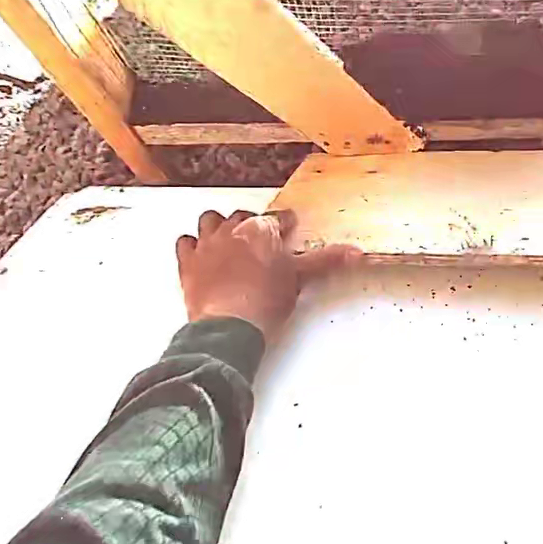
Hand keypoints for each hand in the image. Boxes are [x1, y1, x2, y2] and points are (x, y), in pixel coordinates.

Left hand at [176, 209, 359, 337]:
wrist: (229, 326)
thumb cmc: (266, 300)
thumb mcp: (301, 278)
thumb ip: (327, 262)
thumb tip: (355, 252)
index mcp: (261, 230)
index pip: (278, 218)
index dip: (286, 223)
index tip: (290, 227)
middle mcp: (232, 230)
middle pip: (243, 217)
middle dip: (253, 225)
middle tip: (263, 240)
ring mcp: (207, 245)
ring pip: (210, 221)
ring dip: (220, 226)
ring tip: (230, 240)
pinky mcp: (188, 262)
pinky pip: (186, 242)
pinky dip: (194, 245)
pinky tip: (203, 253)